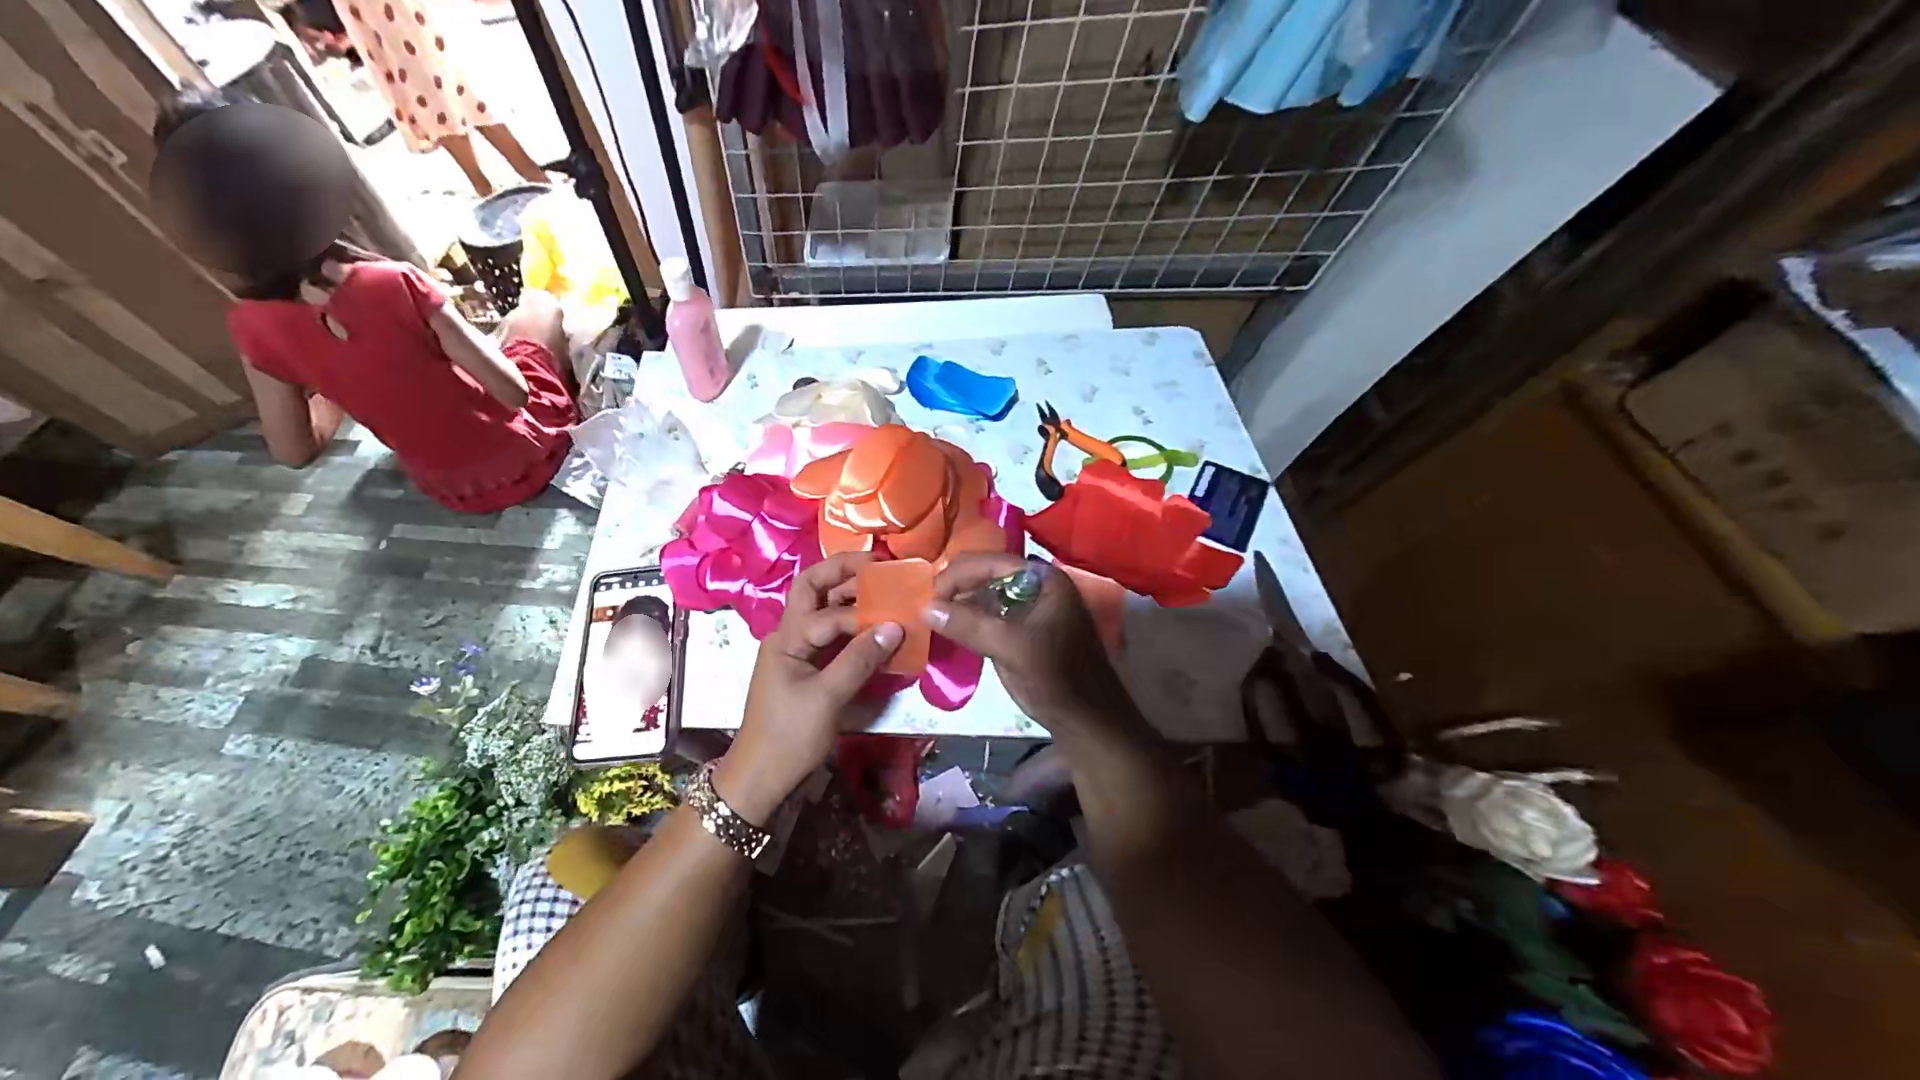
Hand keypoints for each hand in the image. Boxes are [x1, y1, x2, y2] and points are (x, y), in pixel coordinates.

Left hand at [714, 553, 901, 824]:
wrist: (762, 777)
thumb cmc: (789, 737)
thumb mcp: (827, 699)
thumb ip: (860, 660)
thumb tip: (896, 626)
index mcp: (786, 639)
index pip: (825, 613)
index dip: (859, 615)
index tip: (894, 619)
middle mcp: (789, 635)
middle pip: (812, 589)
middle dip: (843, 572)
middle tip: (879, 564)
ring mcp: (798, 650)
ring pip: (822, 608)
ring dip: (850, 596)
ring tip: (883, 589)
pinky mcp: (808, 666)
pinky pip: (831, 634)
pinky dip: (853, 625)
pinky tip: (876, 627)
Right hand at [926, 554, 1143, 739]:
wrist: (1087, 720)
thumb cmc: (1056, 678)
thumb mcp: (1011, 648)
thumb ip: (969, 625)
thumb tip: (925, 608)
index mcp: (1044, 579)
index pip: (991, 562)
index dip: (957, 576)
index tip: (929, 598)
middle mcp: (1039, 585)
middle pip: (988, 574)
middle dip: (957, 587)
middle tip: (929, 607)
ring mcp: (1032, 607)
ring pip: (987, 594)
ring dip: (961, 603)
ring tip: (935, 617)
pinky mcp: (1025, 629)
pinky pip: (992, 614)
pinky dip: (971, 619)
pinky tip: (952, 628)